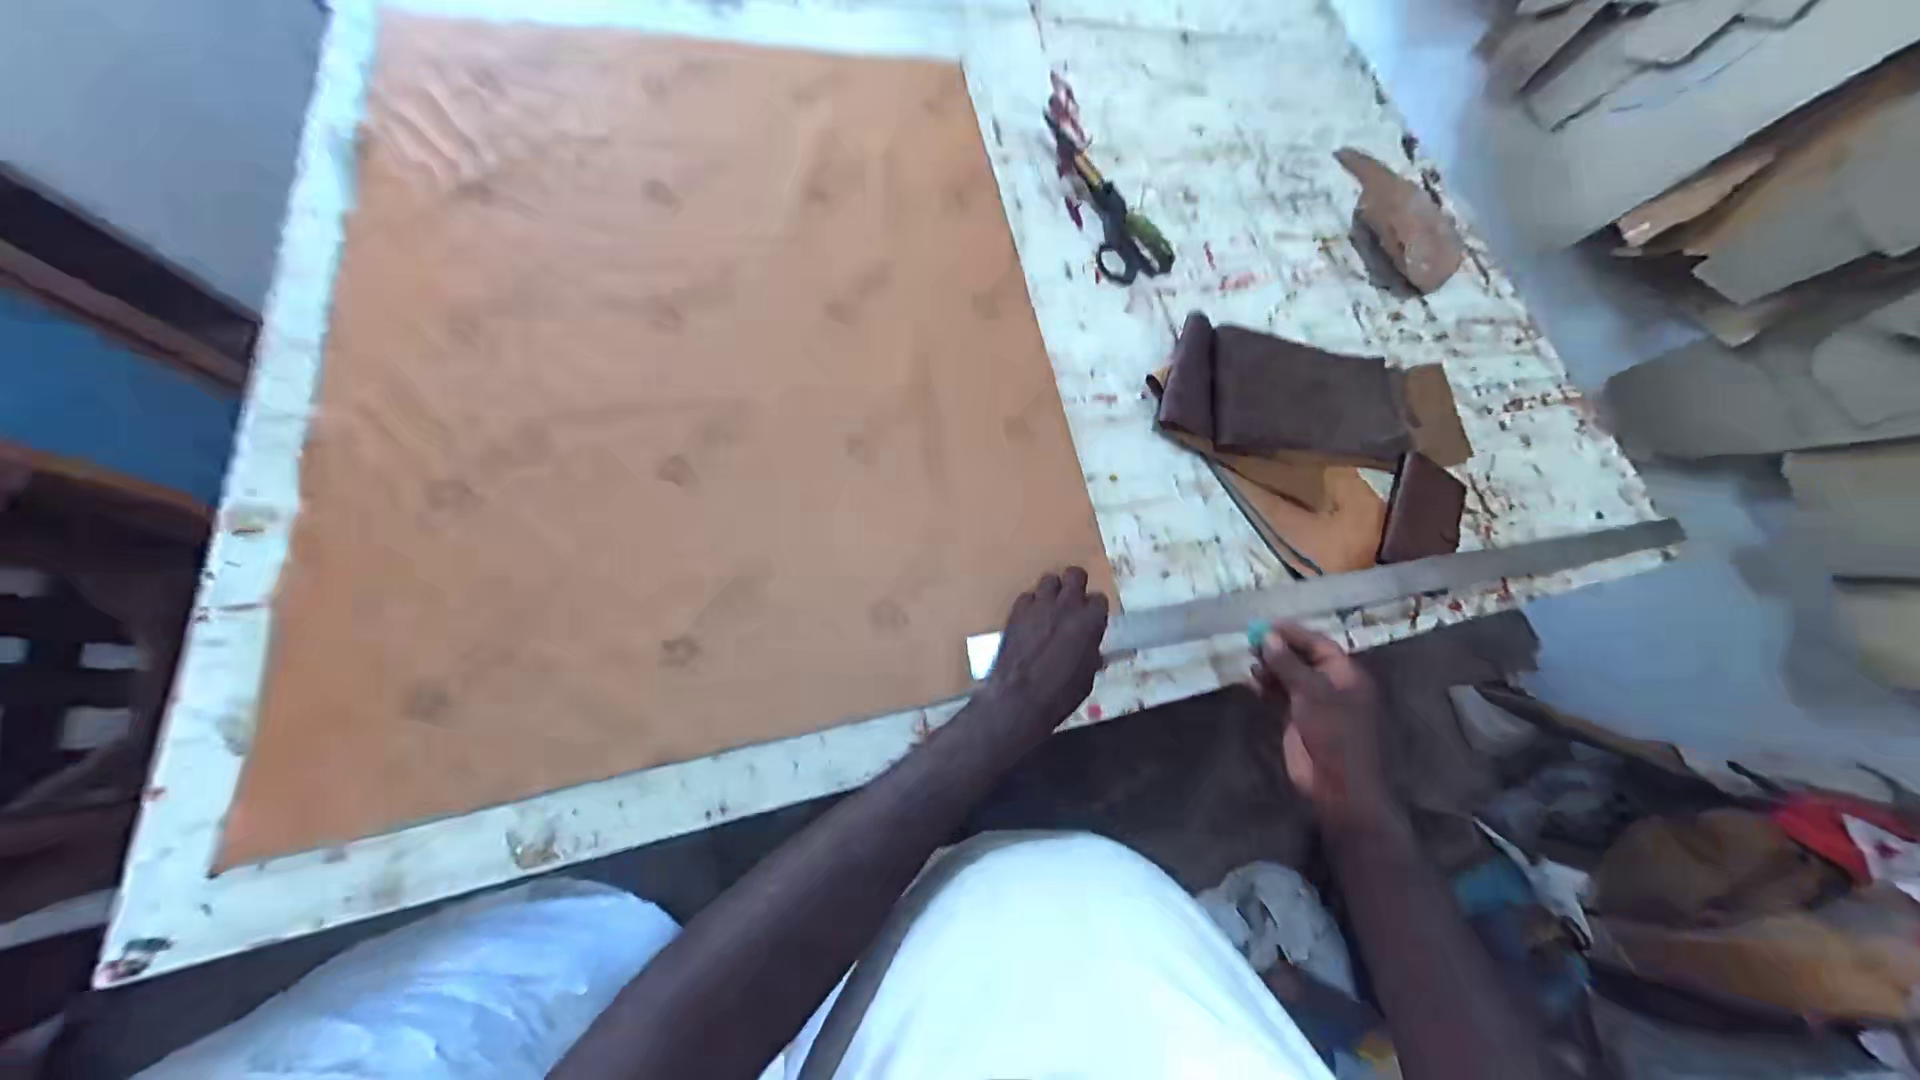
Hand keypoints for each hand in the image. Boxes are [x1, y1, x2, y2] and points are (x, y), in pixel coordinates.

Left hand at [979, 567, 1108, 740]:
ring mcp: (1039, 604)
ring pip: (1049, 579)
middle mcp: (1066, 605)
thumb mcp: (1087, 676)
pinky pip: (1027, 596)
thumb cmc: (1060, 693)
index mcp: (1090, 620)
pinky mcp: (1016, 610)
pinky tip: (1030, 620)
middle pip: (1075, 574)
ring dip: (1052, 591)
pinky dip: (1030, 605)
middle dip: (1075, 585)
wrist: (1018, 696)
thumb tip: (1092, 649)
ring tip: (1050, 608)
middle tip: (1072, 602)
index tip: (1091, 621)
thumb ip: (1091, 654)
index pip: (1099, 599)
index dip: (1095, 610)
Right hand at [1252, 623, 1393, 830]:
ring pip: (1288, 675)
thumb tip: (1267, 636)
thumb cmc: (1333, 732)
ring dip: (1270, 668)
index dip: (1293, 633)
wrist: (1336, 783)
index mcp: (1345, 674)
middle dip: (1277, 649)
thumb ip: (1287, 664)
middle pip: (1301, 657)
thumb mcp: (1310, 692)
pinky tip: (1252, 684)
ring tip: (1252, 666)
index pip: (1318, 644)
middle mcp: (1330, 684)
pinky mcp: (1298, 716)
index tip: (1265, 625)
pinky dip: (1267, 687)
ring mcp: (1314, 701)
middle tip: (1251, 643)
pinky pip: (1280, 693)